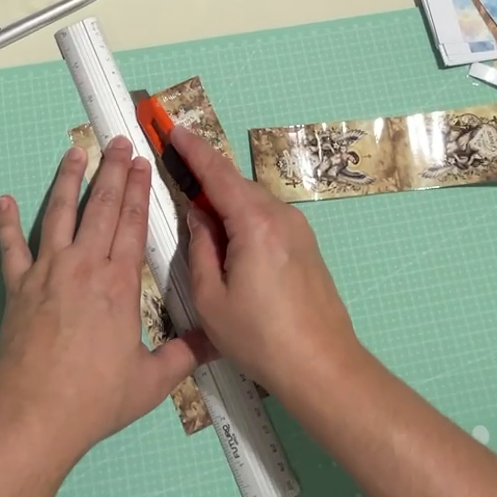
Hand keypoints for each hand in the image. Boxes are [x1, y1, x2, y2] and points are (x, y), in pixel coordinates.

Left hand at [0, 139, 202, 459]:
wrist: (35, 412)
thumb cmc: (95, 396)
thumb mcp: (152, 381)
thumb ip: (185, 356)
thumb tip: (219, 343)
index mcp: (119, 282)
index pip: (133, 223)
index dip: (139, 190)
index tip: (142, 163)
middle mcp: (84, 264)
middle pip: (102, 207)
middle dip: (113, 171)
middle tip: (118, 143)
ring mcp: (48, 270)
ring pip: (59, 213)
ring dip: (68, 180)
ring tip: (75, 153)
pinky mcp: (19, 285)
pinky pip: (12, 247)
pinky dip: (7, 223)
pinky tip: (5, 201)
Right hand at [176, 126, 362, 398]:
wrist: (324, 368)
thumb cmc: (261, 337)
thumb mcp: (211, 298)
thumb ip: (200, 248)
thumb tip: (199, 215)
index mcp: (254, 223)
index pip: (216, 173)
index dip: (192, 149)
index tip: (172, 127)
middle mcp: (280, 215)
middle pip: (236, 184)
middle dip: (206, 175)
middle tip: (178, 172)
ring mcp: (299, 228)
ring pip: (252, 201)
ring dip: (225, 201)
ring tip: (201, 218)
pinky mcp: (307, 245)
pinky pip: (267, 217)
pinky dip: (244, 217)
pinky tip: (231, 242)